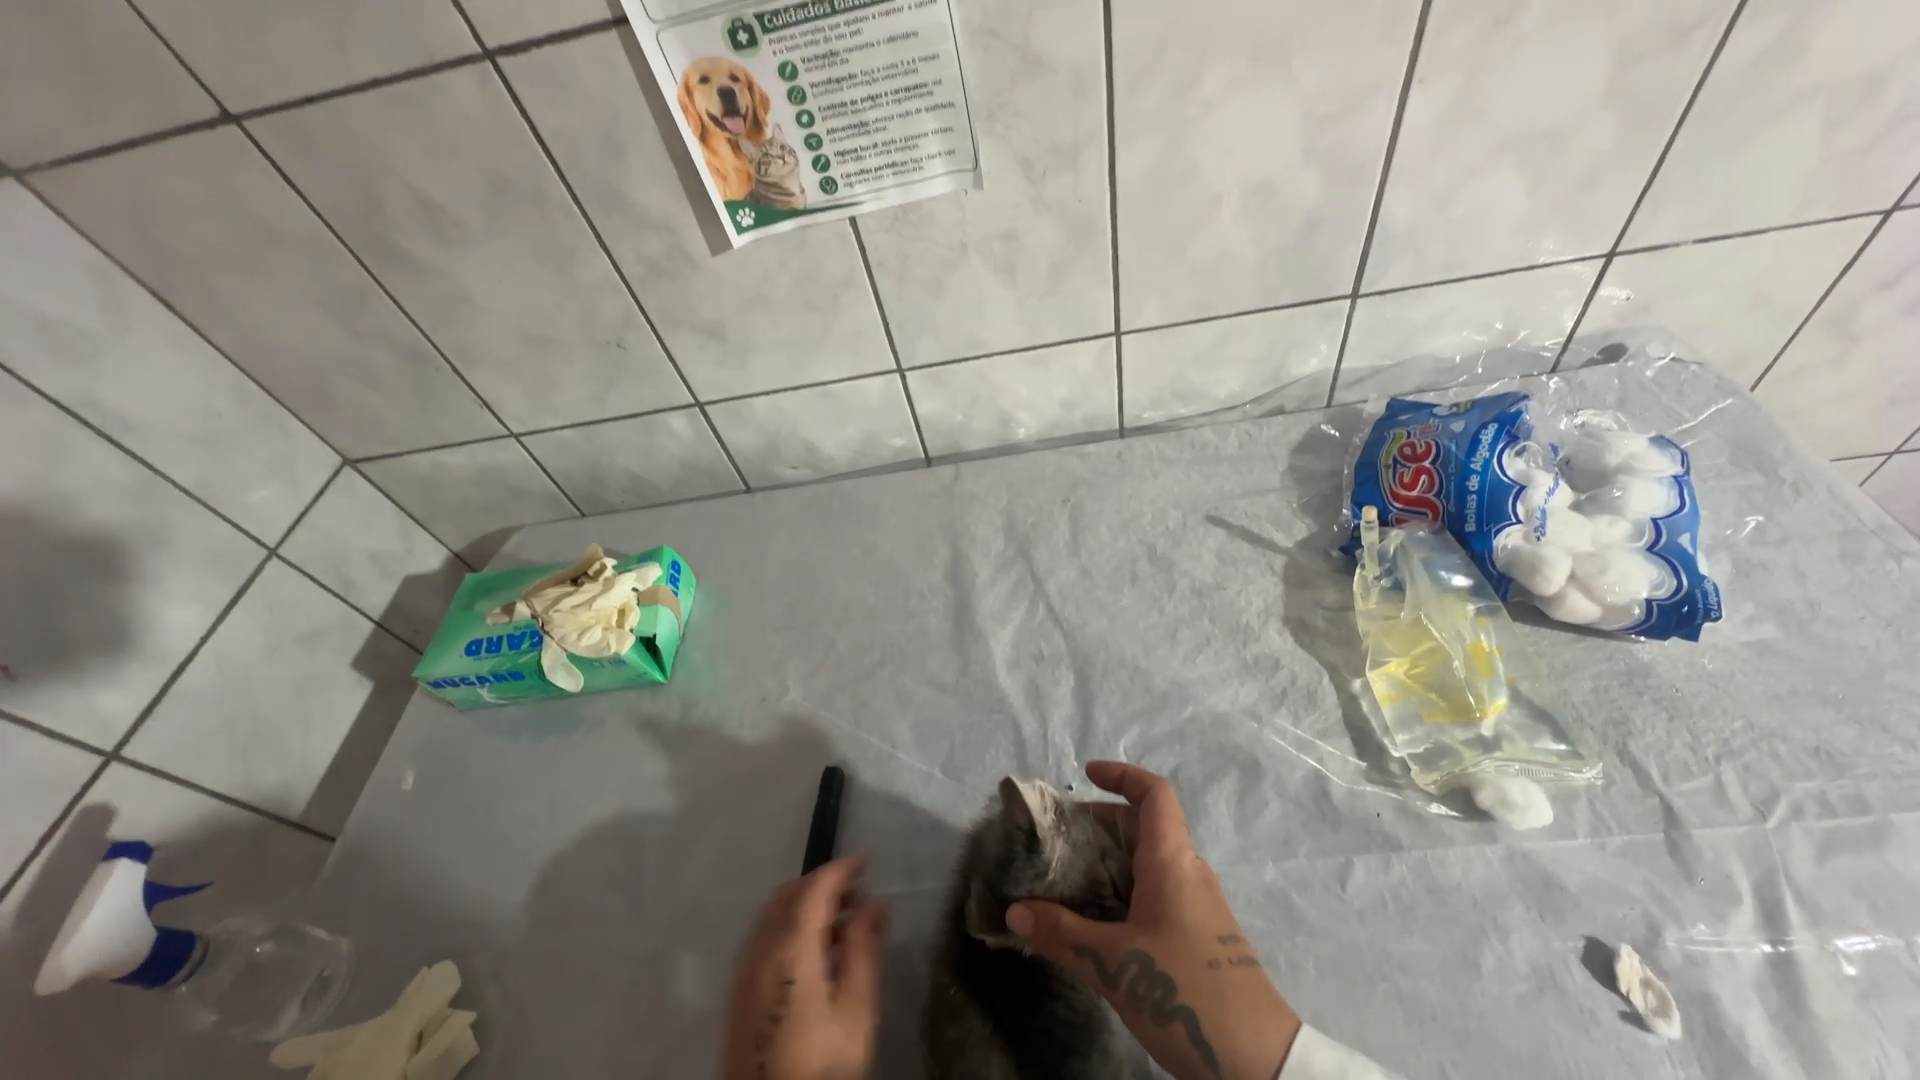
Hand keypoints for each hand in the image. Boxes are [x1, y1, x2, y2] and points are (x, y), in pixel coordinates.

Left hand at [721, 855, 887, 1079]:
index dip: (840, 869)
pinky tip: (814, 954)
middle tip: (858, 894)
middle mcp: (760, 951)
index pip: (814, 890)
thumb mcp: (856, 1010)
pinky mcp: (739, 995)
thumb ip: (864, 950)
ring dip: (805, 906)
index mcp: (789, 949)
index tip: (866, 860)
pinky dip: (790, 927)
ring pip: (773, 917)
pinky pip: (764, 939)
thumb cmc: (822, 1064)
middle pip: (788, 897)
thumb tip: (874, 904)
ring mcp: (744, 974)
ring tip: (842, 924)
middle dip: (822, 885)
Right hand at [1006, 763, 1301, 1079]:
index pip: (1154, 795)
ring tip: (1060, 880)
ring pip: (1145, 865)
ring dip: (1105, 864)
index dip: (1122, 775)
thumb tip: (1014, 913)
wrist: (1258, 1063)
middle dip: (1097, 825)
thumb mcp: (1115, 964)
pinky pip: (1152, 895)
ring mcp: (1195, 906)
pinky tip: (1090, 922)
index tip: (1085, 773)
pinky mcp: (1196, 937)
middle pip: (1142, 827)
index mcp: (1173, 862)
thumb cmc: (1187, 994)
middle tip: (1053, 841)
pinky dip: (1119, 894)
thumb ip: (1062, 934)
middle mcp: (1187, 873)